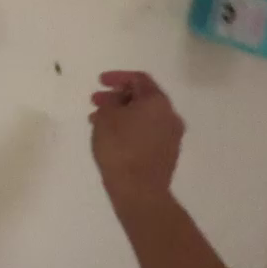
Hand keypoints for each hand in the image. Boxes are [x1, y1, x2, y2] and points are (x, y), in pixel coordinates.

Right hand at [89, 71, 185, 215]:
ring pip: (144, 116)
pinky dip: (130, 128)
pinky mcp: (167, 154)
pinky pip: (147, 132)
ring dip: (122, 114)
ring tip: (98, 121)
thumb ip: (111, 101)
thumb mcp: (106, 116)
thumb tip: (119, 101)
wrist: (139, 190)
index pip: (139, 79)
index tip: (99, 82)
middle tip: (95, 101)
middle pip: (143, 97)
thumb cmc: (120, 147)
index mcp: (158, 102)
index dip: (117, 77)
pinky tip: (112, 137)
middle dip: (117, 97)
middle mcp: (170, 116)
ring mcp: (171, 137)